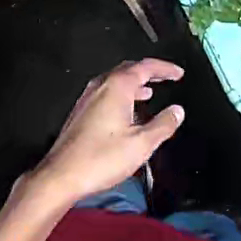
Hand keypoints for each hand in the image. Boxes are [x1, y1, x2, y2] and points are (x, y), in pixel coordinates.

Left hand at [28, 59, 186, 207]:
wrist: (62, 174)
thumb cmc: (102, 158)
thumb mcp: (141, 144)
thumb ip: (162, 125)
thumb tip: (177, 111)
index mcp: (117, 86)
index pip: (145, 67)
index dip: (164, 68)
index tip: (178, 72)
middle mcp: (101, 85)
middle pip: (129, 69)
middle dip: (149, 72)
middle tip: (166, 77)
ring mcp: (88, 96)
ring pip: (116, 80)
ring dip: (135, 83)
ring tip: (150, 91)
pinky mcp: (82, 109)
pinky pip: (107, 91)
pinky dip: (122, 93)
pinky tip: (128, 110)